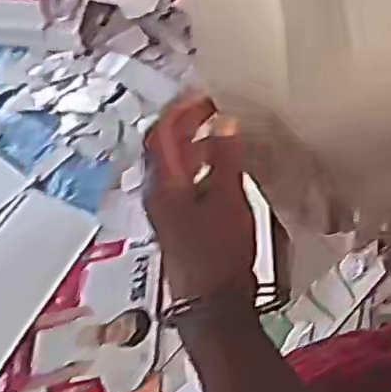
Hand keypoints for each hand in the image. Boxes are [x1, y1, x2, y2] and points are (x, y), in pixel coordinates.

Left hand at [143, 93, 256, 301]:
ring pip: (176, 162)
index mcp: (166, 184)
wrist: (215, 297)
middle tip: (214, 106)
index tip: (208, 94)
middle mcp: (160, 192)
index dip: (183, 109)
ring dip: (196, 140)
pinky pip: (188, 178)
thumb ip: (227, 159)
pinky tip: (227, 165)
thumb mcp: (230, 200)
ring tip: (225, 130)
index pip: (164, 133)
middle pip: (164, 145)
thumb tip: (226, 123)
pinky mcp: (184, 218)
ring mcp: (170, 206)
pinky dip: (204, 162)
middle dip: (186, 121)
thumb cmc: (220, 252)